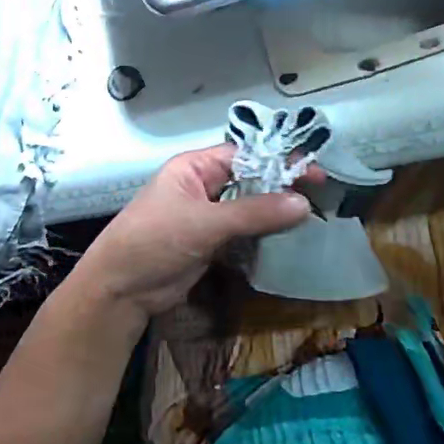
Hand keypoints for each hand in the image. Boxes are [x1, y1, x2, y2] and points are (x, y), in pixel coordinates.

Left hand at [71, 145, 312, 321]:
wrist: (121, 288)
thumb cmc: (154, 241)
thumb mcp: (203, 223)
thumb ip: (253, 213)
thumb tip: (302, 203)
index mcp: (193, 168)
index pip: (243, 155)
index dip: (278, 161)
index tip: (314, 174)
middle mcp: (202, 187)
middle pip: (249, 181)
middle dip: (281, 188)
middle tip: (321, 198)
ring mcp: (206, 216)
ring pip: (249, 209)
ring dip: (276, 215)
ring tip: (314, 220)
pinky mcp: (210, 244)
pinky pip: (244, 234)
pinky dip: (264, 237)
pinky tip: (290, 241)